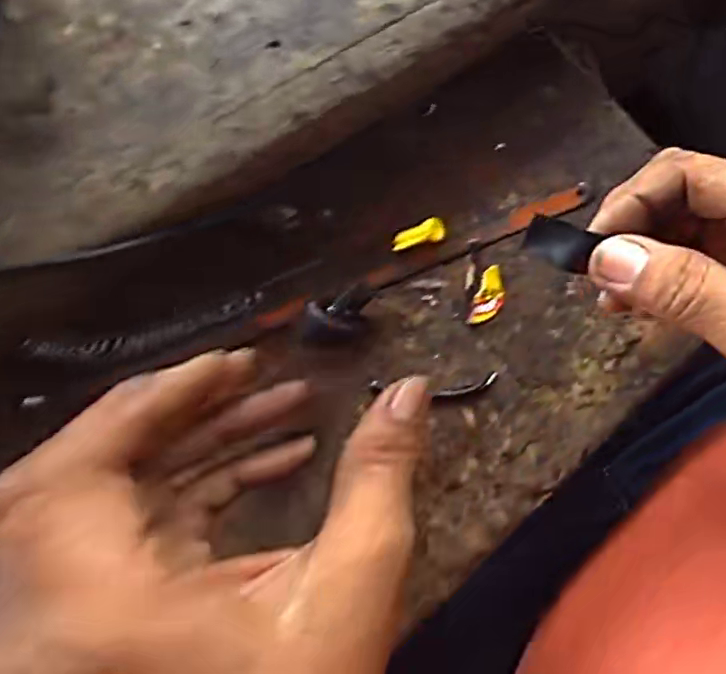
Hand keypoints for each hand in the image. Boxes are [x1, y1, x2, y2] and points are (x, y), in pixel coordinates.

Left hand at [0, 350, 428, 673]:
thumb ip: (380, 471)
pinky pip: (134, 536)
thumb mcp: (359, 569)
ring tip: (287, 401)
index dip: (136, 410)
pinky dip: (203, 485)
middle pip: (68, 489)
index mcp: (96, 609)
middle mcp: (52, 618)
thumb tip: (408, 389)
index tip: (227, 363)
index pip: (60, 487)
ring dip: (196, 445)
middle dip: (166, 416)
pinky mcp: (108, 626)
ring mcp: (71, 627)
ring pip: (104, 508)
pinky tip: (284, 458)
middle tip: (250, 369)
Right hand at [588, 149, 725, 404]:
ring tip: (614, 302)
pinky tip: (639, 304)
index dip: (633, 201)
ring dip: (641, 253)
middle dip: (632, 227)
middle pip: (678, 189)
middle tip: (599, 282)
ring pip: (679, 219)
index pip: (686, 172)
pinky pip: (692, 248)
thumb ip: (685, 289)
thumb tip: (607, 256)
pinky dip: (661, 270)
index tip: (596, 253)